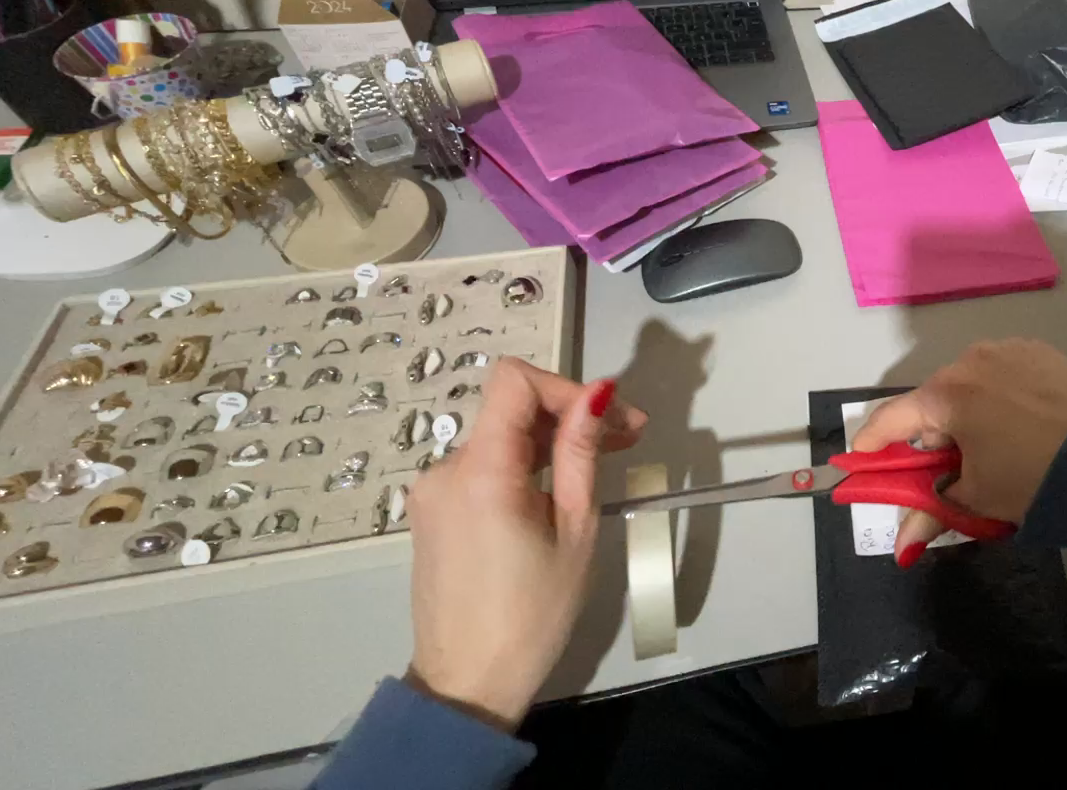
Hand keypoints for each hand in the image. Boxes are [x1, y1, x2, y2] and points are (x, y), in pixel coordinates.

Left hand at [405, 357, 645, 729]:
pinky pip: (488, 463)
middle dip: (572, 412)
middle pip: (512, 407)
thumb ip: (581, 451)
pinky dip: (530, 461)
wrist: (468, 683)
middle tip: (631, 434)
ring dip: (555, 438)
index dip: (566, 386)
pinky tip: (565, 482)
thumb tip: (599, 391)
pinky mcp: (436, 507)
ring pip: (504, 434)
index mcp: (480, 472)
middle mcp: (446, 469)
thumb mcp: (575, 526)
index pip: (514, 381)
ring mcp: (435, 488)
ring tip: (608, 456)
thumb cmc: (534, 611)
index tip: (609, 414)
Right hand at [853, 340, 1066, 565]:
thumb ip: (930, 514)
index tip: (860, 461)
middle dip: (934, 437)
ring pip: (969, 387)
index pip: (892, 418)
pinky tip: (1023, 425)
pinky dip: (999, 399)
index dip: (873, 443)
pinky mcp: (1039, 351)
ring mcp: (1007, 350)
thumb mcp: (980, 500)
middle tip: (951, 472)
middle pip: (933, 402)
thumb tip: (901, 547)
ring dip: (967, 416)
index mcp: (948, 393)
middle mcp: (971, 359)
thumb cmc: (1037, 479)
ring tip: (996, 449)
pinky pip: (1002, 375)